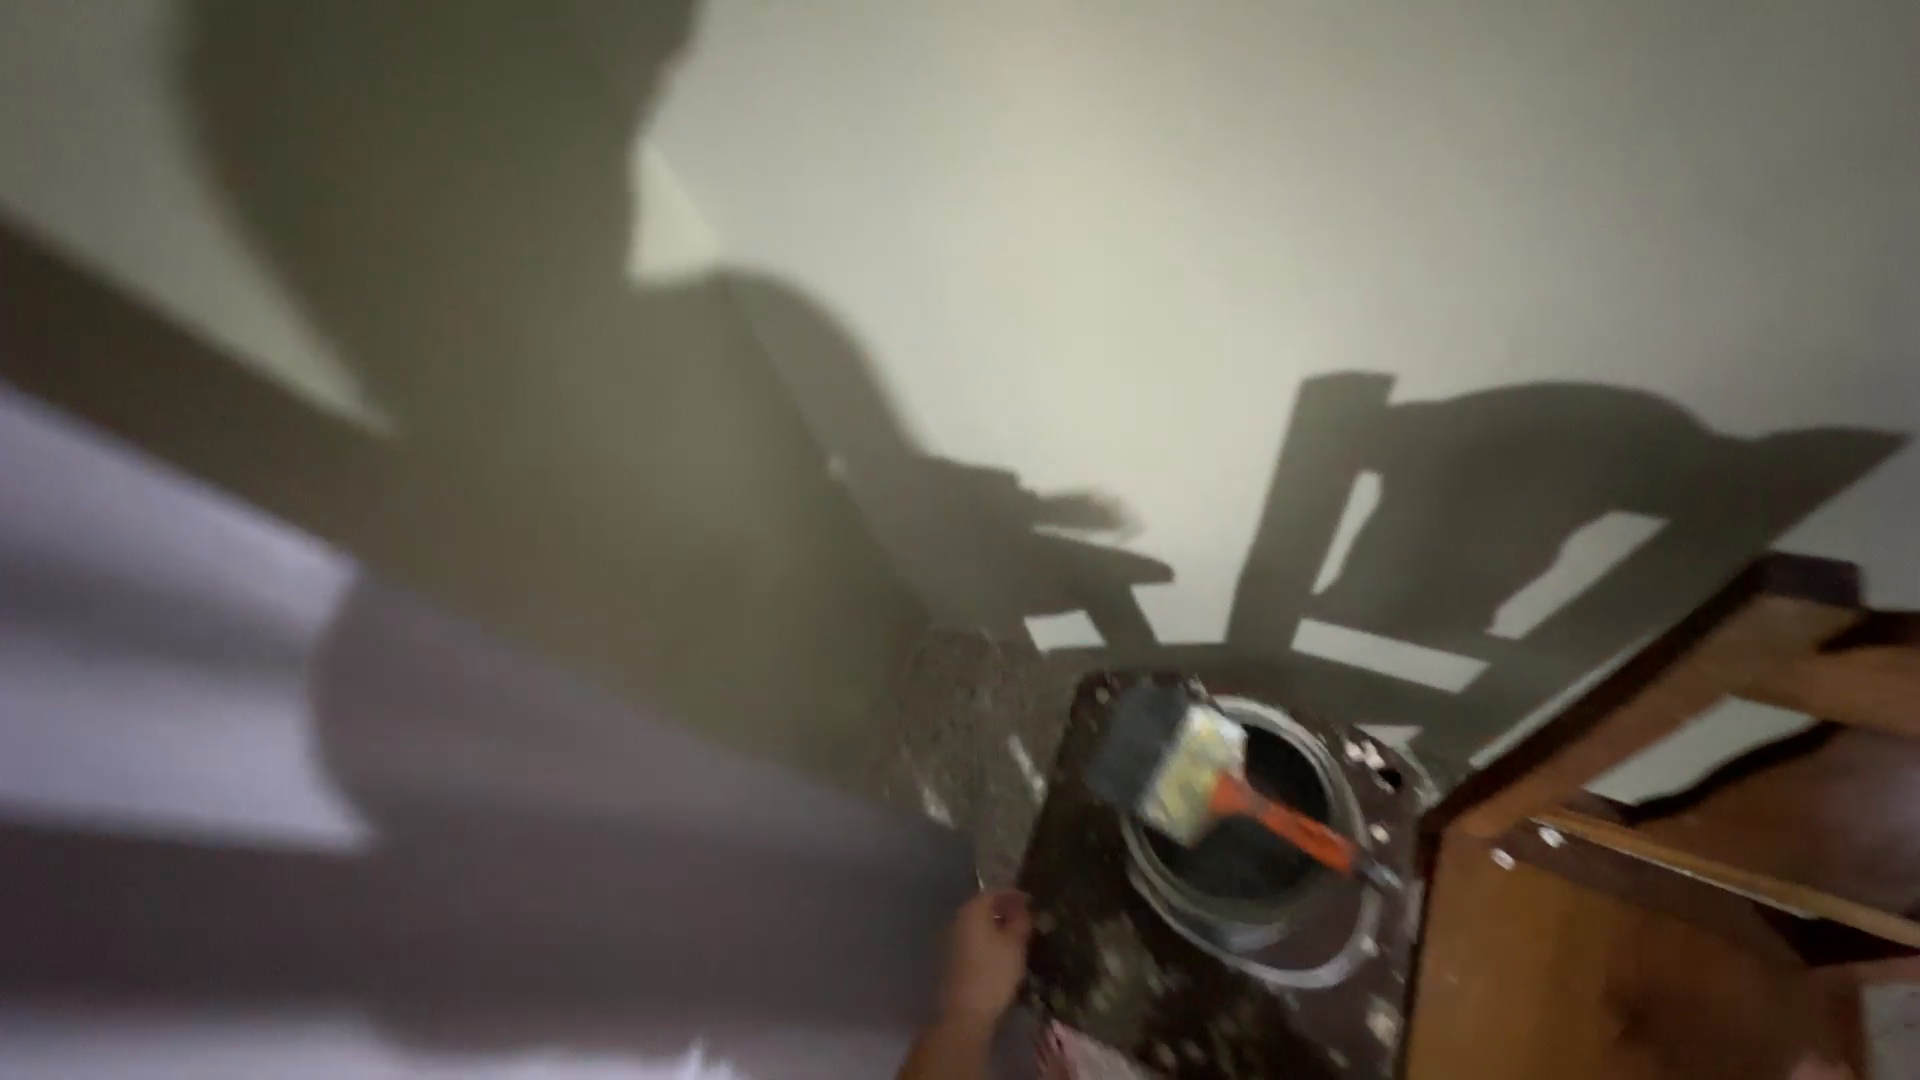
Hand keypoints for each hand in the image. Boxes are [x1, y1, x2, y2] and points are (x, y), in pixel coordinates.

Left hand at [937, 890, 1032, 1028]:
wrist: (963, 1013)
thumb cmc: (993, 973)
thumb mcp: (1015, 944)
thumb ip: (1021, 921)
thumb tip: (1024, 908)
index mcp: (973, 909)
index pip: (995, 891)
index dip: (1015, 894)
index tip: (1033, 902)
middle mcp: (959, 919)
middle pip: (984, 906)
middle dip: (1006, 909)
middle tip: (1027, 918)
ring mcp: (953, 939)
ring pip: (979, 924)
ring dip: (998, 926)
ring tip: (1018, 936)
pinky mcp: (953, 959)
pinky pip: (974, 940)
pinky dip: (989, 940)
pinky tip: (1002, 953)